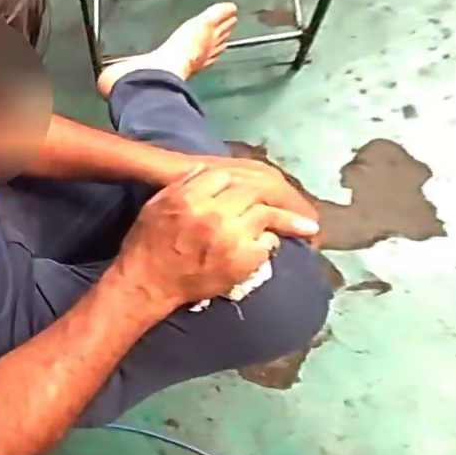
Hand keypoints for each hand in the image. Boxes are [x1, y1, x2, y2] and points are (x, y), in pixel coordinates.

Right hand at [114, 168, 318, 308]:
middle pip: (252, 192)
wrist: (148, 282)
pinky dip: (270, 241)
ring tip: (307, 225)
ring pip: (267, 215)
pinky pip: (267, 243)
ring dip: (285, 218)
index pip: (224, 176)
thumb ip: (183, 186)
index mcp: (189, 197)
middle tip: (285, 198)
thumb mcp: (157, 205)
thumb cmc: (147, 242)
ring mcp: (230, 237)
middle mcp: (213, 214)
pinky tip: (269, 242)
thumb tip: (210, 172)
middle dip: (268, 194)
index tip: (243, 185)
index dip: (235, 179)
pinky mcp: (242, 260)